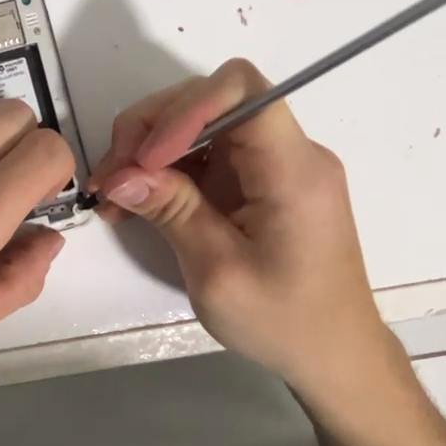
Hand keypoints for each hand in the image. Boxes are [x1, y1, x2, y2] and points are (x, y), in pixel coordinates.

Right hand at [87, 59, 396, 395]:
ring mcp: (272, 165)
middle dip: (151, 128)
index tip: (146, 158)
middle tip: (111, 177)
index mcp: (293, 170)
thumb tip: (119, 175)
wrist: (334, 357)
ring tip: (115, 193)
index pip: (241, 89)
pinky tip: (137, 200)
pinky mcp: (257, 181)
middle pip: (210, 99)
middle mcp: (288, 153)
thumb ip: (172, 212)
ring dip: (149, 148)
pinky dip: (164, 168)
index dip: (183, 108)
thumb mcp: (218, 274)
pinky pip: (205, 152)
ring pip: (199, 121)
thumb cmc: (285, 323)